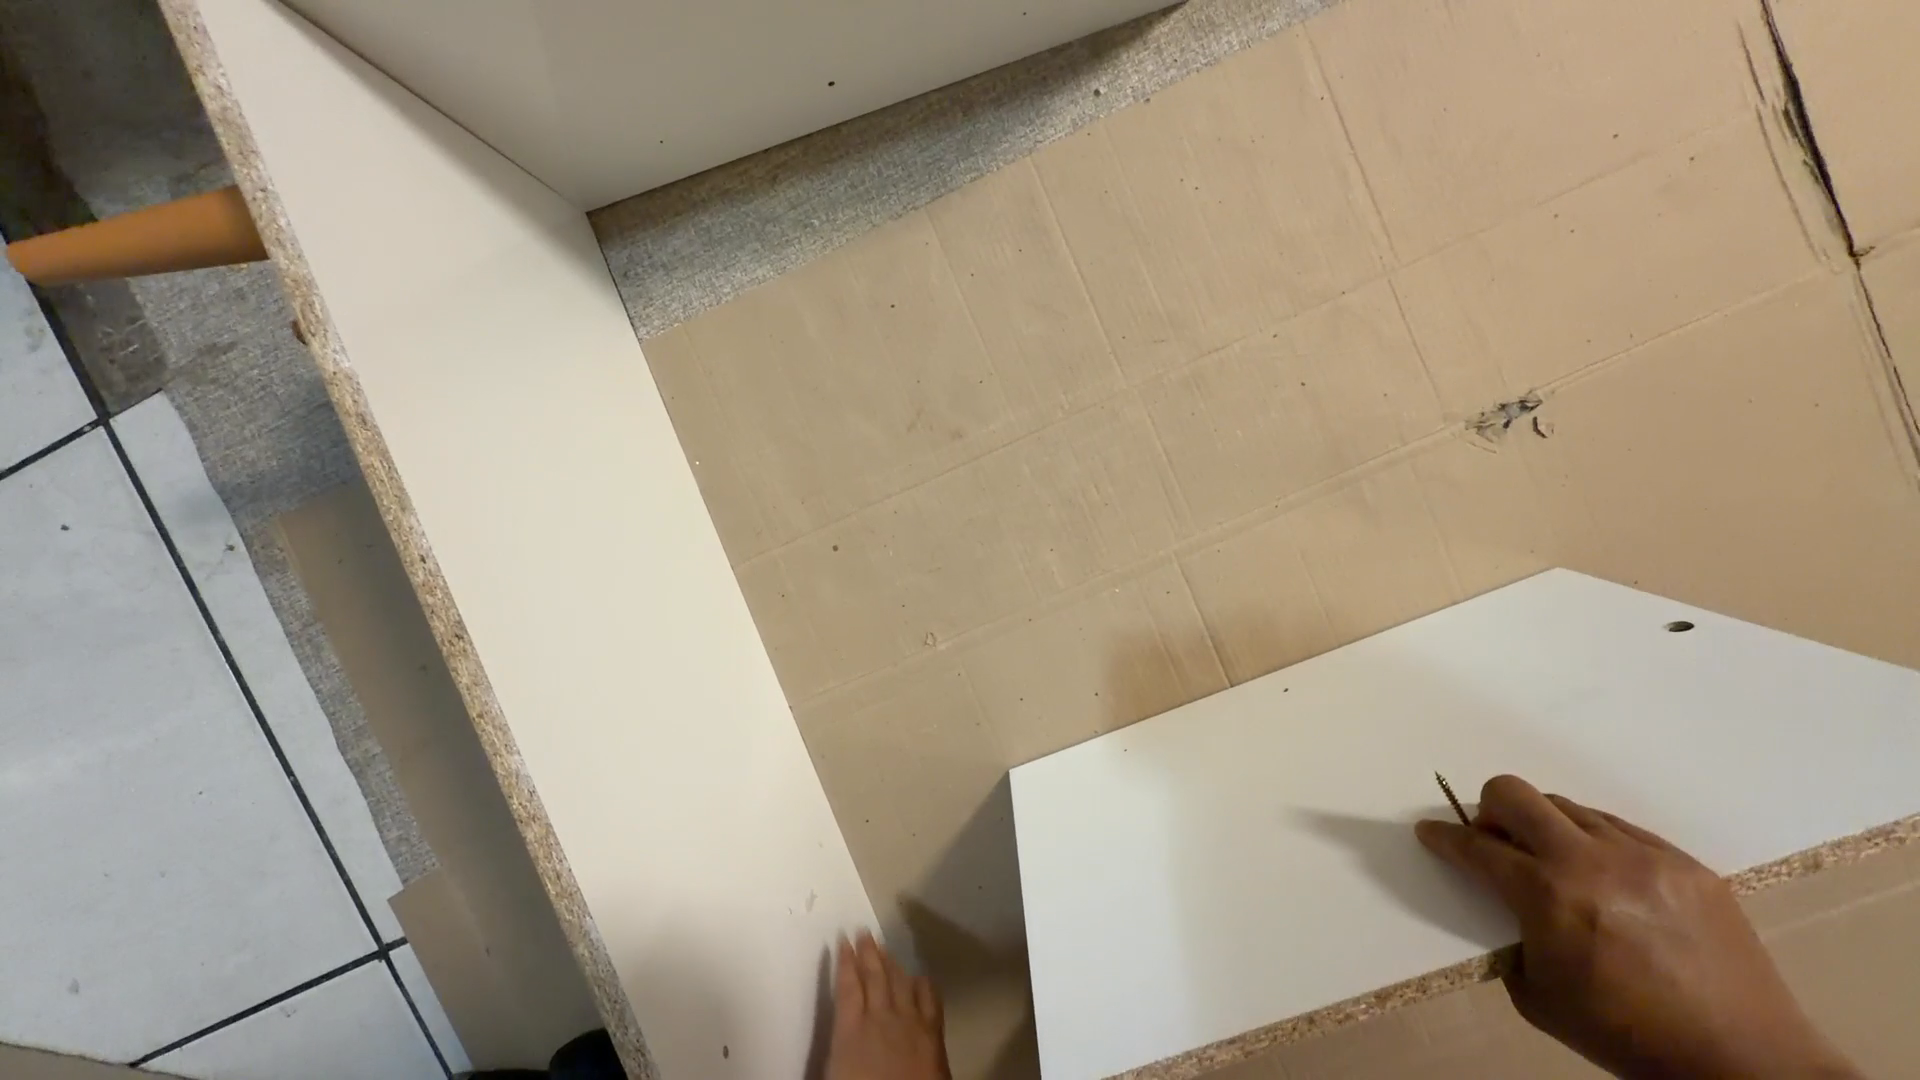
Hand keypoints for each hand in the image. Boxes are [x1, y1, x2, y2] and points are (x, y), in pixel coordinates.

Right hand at [825, 931, 951, 1079]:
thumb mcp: (833, 1074)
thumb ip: (835, 1048)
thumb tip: (834, 1034)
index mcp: (852, 1030)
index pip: (847, 986)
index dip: (844, 962)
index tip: (842, 940)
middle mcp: (881, 1017)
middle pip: (874, 977)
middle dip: (868, 952)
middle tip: (864, 932)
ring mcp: (910, 1022)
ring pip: (899, 982)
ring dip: (891, 962)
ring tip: (884, 947)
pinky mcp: (933, 1033)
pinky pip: (928, 1000)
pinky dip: (922, 984)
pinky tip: (920, 977)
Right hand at [1416, 775, 1860, 1079]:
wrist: (1744, 1064)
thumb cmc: (1625, 1035)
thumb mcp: (1537, 994)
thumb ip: (1510, 935)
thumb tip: (1506, 903)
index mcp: (1546, 895)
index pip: (1474, 846)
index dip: (1443, 836)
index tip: (1431, 832)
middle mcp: (1590, 861)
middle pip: (1514, 794)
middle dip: (1489, 811)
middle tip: (1496, 842)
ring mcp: (1643, 857)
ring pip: (1567, 806)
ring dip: (1546, 829)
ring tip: (1559, 866)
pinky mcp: (1685, 864)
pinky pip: (1620, 829)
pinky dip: (1596, 844)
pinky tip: (1609, 881)